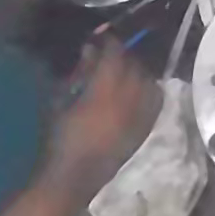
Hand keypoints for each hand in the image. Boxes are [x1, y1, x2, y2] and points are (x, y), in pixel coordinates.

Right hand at [39, 40, 161, 199]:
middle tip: (112, 53)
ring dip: (138, 72)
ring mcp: (139, 118)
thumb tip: (91, 50)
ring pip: (149, 83)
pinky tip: (140, 89)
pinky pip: (156, 102)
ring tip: (126, 70)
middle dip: (125, 56)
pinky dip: (150, 90)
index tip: (104, 37)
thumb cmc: (59, 138)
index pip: (115, 57)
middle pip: (135, 68)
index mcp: (103, 94)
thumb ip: (80, 74)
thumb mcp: (62, 101)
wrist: (72, 178)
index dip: (111, 43)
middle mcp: (127, 103)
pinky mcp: (145, 130)